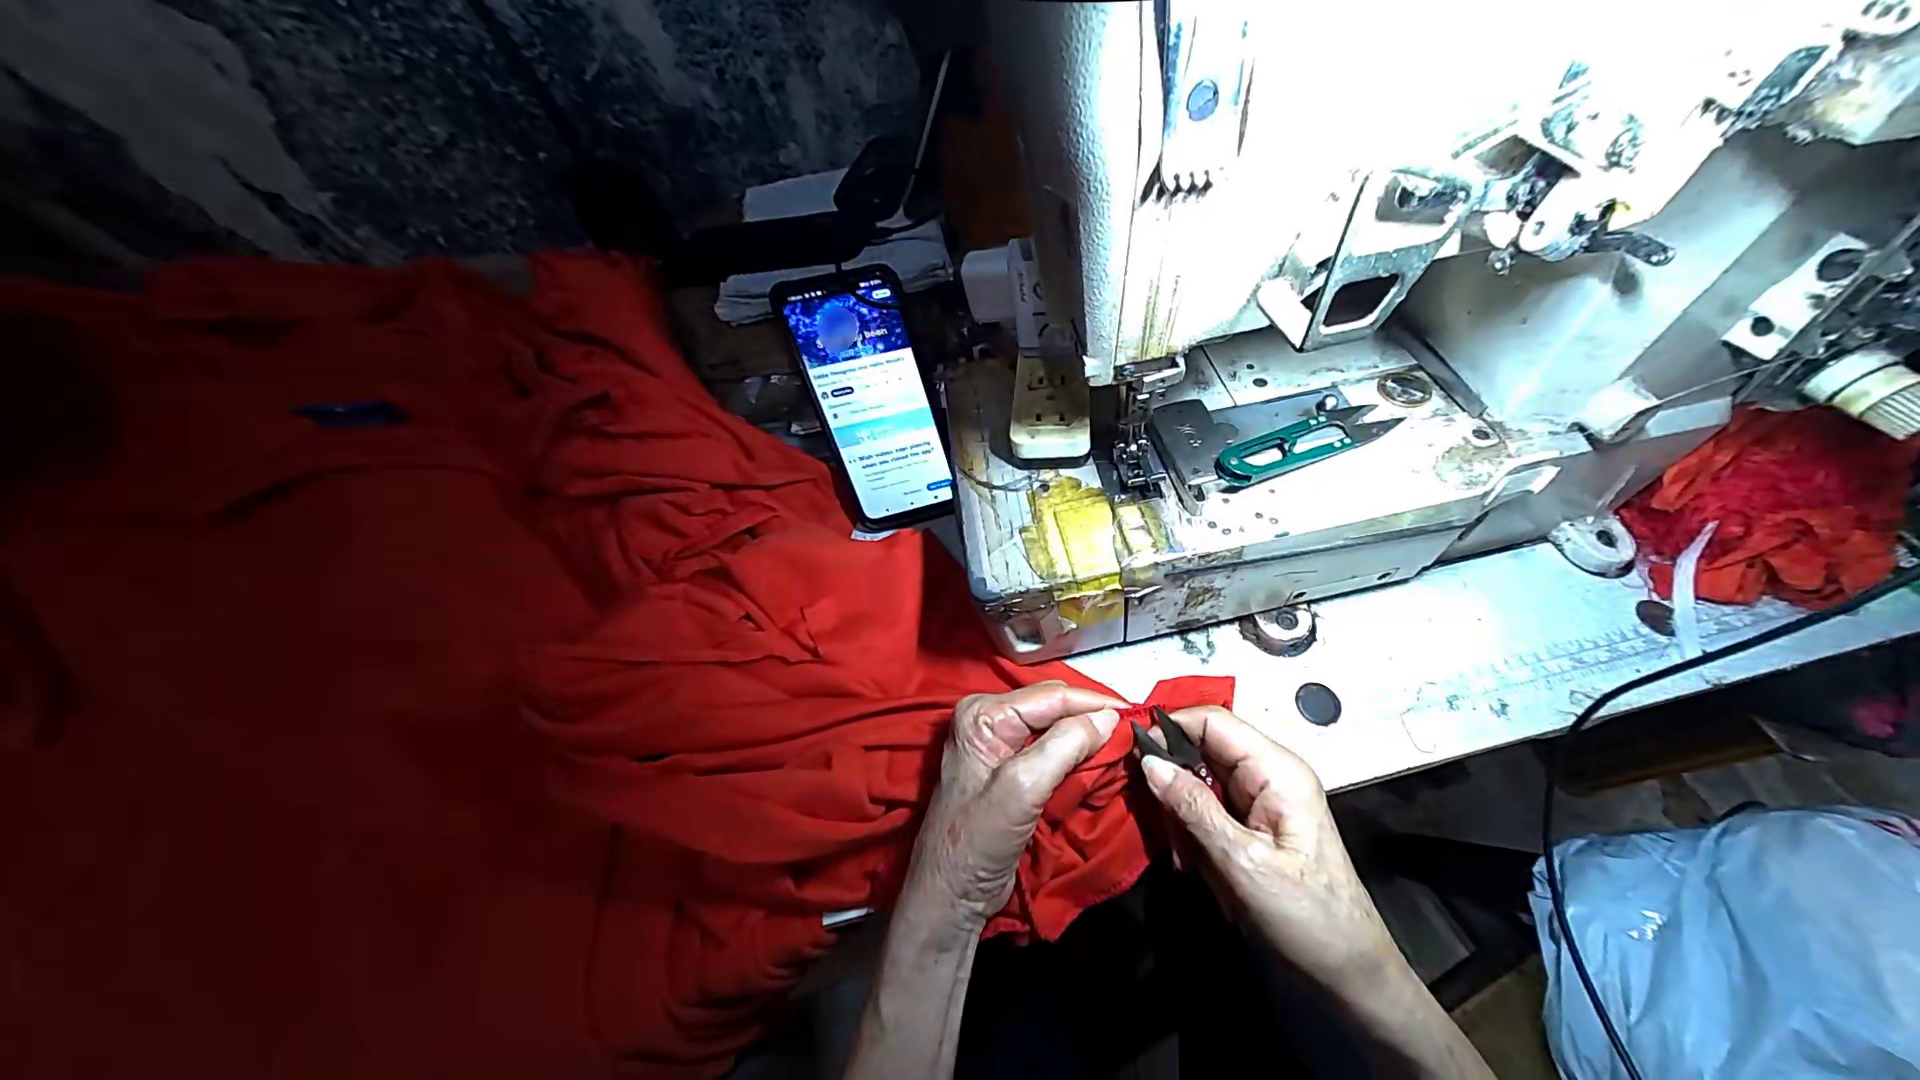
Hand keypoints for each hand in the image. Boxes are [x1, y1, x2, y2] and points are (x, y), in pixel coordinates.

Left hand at [904, 681, 1125, 926]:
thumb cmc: (978, 839)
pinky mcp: (1007, 764)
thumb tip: (1108, 717)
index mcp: (983, 714)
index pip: (1050, 696)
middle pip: (1052, 704)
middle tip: (1132, 728)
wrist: (951, 891)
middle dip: (1091, 714)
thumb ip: (1063, 746)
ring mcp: (997, 741)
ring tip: (1123, 738)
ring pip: (1054, 722)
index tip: (1135, 713)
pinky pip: (1050, 744)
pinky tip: (1097, 754)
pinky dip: (1075, 748)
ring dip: (1086, 731)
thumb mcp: (1022, 789)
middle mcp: (988, 717)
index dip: (1094, 703)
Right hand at [1138, 706, 1399, 993]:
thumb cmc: (1309, 916)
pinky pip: (1207, 804)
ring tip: (1188, 858)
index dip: (1170, 728)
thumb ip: (1193, 807)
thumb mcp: (1243, 862)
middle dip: (1174, 783)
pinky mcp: (1253, 817)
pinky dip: (1192, 828)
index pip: (1212, 720)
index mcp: (1277, 769)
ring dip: (1181, 814)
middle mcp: (1268, 772)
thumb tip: (1150, 762)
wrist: (1349, 969)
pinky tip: (1196, 861)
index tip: (1134, 754)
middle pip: (1200, 749)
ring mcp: (1261, 794)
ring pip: (1198, 779)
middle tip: (1166, 829)